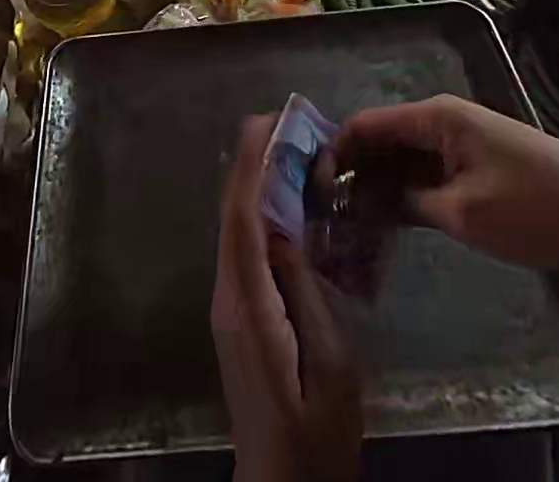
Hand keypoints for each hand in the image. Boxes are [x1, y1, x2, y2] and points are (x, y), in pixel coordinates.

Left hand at [213, 114, 361, 481]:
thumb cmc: (316, 435)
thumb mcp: (328, 363)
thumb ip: (305, 292)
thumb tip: (286, 230)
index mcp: (249, 305)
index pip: (242, 221)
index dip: (249, 168)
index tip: (263, 125)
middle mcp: (230, 296)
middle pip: (234, 218)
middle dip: (251, 166)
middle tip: (280, 125)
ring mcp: (231, 306)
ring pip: (238, 231)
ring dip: (256, 187)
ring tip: (287, 151)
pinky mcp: (241, 314)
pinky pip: (248, 251)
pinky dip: (263, 217)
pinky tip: (287, 205)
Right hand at [335, 95, 558, 271]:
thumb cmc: (537, 208)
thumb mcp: (462, 212)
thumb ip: (404, 203)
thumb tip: (360, 201)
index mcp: (435, 117)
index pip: (365, 124)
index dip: (332, 153)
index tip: (310, 191)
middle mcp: (442, 122)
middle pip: (380, 140)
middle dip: (351, 172)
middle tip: (325, 215)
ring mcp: (460, 144)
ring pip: (401, 159)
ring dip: (376, 187)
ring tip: (348, 225)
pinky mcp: (475, 167)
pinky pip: (425, 174)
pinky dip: (404, 195)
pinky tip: (387, 223)